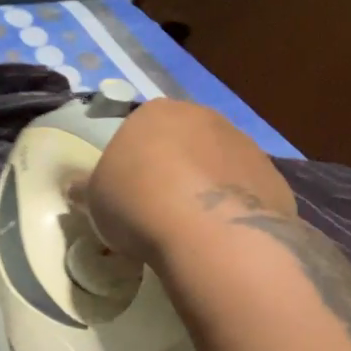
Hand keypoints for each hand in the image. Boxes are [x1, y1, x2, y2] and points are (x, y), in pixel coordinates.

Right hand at [74, 99, 295, 269]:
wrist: (210, 233)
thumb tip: (77, 188)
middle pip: (182, 142)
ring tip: (187, 227)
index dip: (130, 160)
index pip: (138, 129)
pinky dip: (231, 208)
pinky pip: (243, 191)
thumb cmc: (137, 204)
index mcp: (155, 113)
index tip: (124, 190)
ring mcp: (245, 145)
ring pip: (216, 165)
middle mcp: (204, 117)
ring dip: (203, 187)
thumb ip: (90, 187)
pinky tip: (216, 236)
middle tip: (154, 207)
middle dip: (171, 168)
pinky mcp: (273, 177)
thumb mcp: (95, 199)